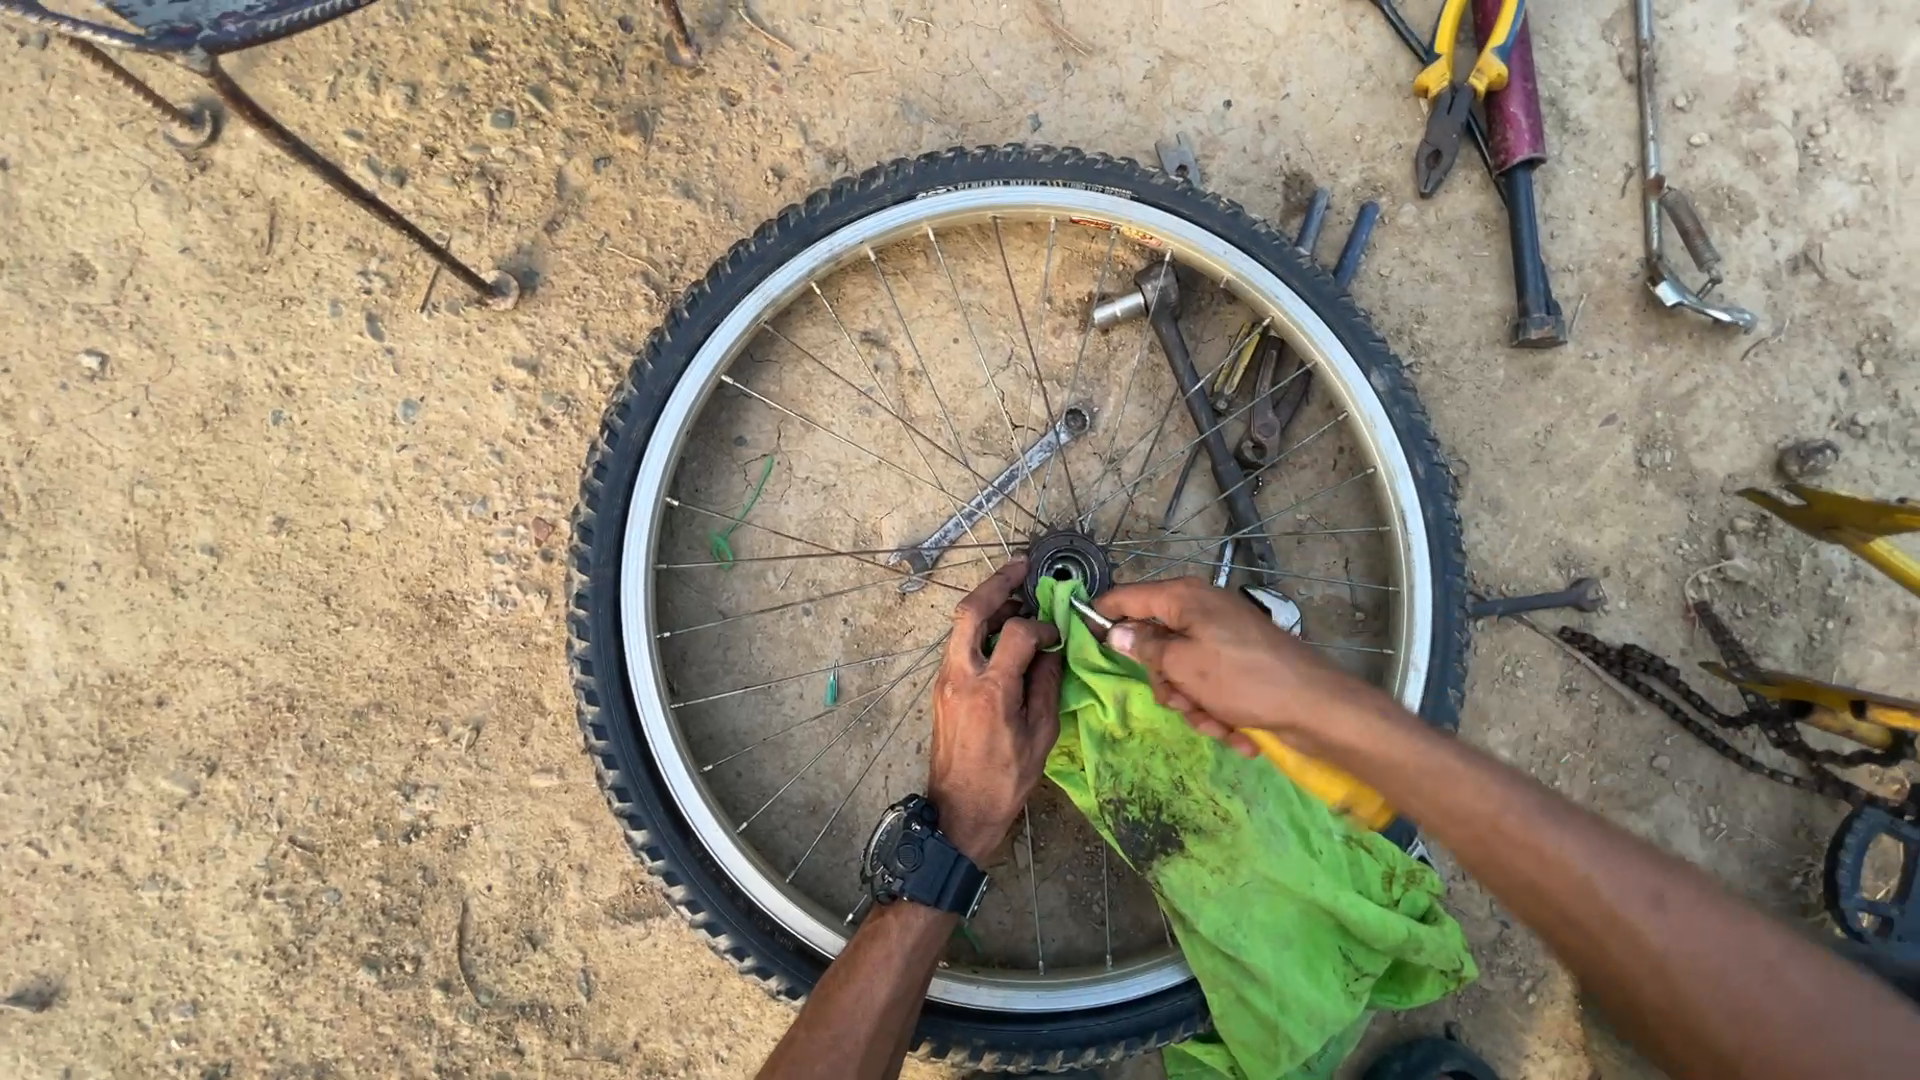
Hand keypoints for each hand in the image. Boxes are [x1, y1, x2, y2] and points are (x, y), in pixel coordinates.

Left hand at [927, 559, 1063, 863]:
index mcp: (991, 690)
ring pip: (959, 624)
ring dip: (986, 603)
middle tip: (1022, 567)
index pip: (1016, 632)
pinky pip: (958, 644)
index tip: (1056, 635)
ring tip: (1016, 596)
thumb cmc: (1006, 781)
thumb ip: (1046, 686)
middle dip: (996, 583)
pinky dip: (979, 628)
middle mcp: (961, 676)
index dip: (1041, 625)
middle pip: (970, 610)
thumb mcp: (1040, 736)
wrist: (957, 812)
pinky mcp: (940, 687)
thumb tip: (1050, 650)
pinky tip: (1001, 629)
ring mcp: (944, 680)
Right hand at [1095, 578, 1400, 756]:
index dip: (1103, 617)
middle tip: (1180, 699)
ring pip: (1181, 672)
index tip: (1086, 641)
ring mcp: (1222, 638)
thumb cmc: (1245, 680)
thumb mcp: (1184, 665)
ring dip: (1192, 704)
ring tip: (1215, 721)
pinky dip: (1216, 710)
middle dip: (1165, 680)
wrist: (1318, 710)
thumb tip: (1116, 632)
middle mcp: (1201, 611)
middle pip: (1154, 643)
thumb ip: (1144, 647)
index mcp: (1184, 598)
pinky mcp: (1239, 664)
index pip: (1126, 597)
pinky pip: (1208, 686)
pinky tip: (1236, 729)